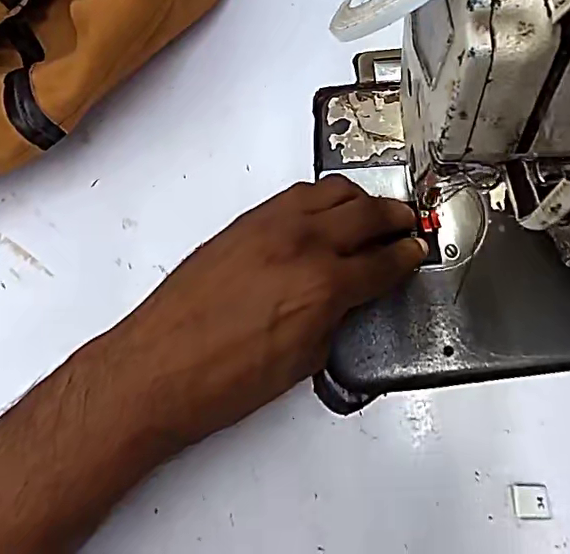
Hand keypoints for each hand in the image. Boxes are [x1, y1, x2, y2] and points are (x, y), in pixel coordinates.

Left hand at [105, 176, 425, 449]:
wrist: (155, 369)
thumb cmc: (217, 379)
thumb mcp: (301, 360)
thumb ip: (337, 317)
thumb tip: (351, 297)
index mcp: (322, 285)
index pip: (382, 261)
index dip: (405, 256)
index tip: (414, 251)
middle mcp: (301, 244)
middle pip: (367, 214)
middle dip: (395, 217)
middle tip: (406, 223)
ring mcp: (273, 224)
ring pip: (334, 191)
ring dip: (361, 200)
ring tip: (371, 211)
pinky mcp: (249, 219)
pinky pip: (300, 194)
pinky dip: (324, 197)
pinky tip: (327, 210)